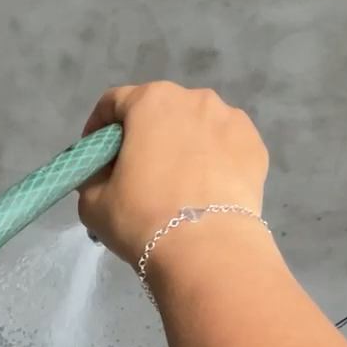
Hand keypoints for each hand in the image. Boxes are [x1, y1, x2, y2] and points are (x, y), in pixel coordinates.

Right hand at [77, 83, 270, 265]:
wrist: (204, 249)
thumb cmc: (140, 219)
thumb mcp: (92, 204)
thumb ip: (92, 178)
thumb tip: (105, 174)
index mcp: (151, 103)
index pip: (113, 102)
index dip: (97, 127)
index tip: (95, 155)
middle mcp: (194, 98)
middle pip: (159, 110)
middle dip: (143, 135)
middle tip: (134, 172)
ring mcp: (230, 119)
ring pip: (195, 126)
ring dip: (180, 145)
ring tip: (174, 183)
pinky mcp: (254, 146)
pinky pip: (223, 147)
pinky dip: (210, 161)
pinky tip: (202, 191)